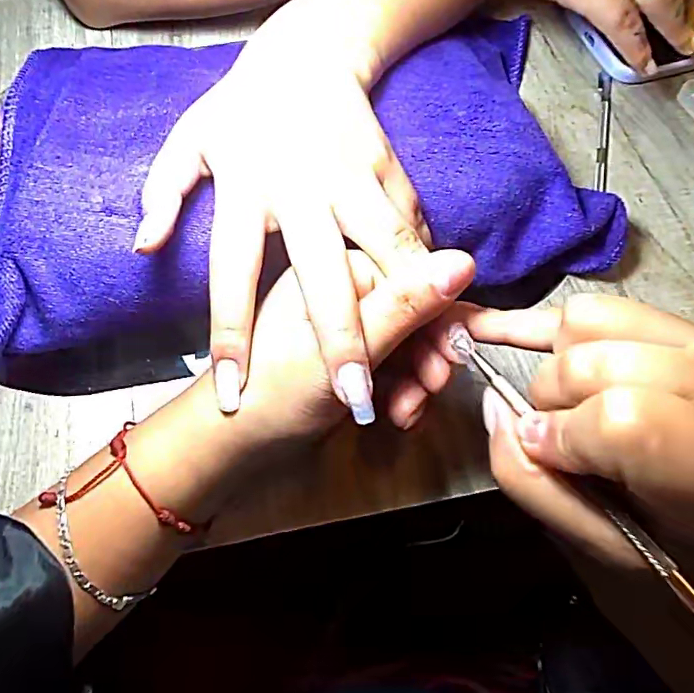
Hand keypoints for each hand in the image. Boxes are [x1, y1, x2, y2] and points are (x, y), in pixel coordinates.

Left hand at [134, 44, 433, 423]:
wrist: (306, 54)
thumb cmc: (238, 107)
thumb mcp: (188, 139)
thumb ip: (162, 192)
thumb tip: (143, 247)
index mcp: (244, 186)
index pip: (231, 270)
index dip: (230, 334)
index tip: (231, 390)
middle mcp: (301, 187)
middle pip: (320, 270)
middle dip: (336, 337)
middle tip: (347, 398)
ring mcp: (351, 178)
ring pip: (385, 250)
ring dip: (403, 310)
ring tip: (418, 368)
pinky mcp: (389, 171)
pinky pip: (411, 228)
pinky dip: (426, 273)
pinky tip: (439, 316)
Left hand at [230, 247, 474, 448]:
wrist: (234, 436)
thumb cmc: (272, 393)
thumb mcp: (344, 350)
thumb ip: (402, 306)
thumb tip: (459, 263)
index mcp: (327, 255)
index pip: (410, 271)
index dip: (437, 319)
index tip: (448, 358)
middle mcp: (333, 271)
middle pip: (411, 304)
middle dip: (427, 350)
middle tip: (429, 387)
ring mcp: (338, 304)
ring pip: (406, 331)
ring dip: (417, 372)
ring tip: (406, 407)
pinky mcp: (343, 335)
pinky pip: (391, 349)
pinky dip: (402, 380)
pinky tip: (398, 407)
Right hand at [462, 294, 693, 569]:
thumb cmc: (693, 564)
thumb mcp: (608, 553)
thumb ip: (534, 481)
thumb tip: (498, 406)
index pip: (630, 420)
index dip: (569, 432)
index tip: (550, 454)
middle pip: (594, 364)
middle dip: (554, 402)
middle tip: (564, 442)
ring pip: (586, 321)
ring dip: (556, 364)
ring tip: (573, 404)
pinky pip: (598, 305)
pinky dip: (537, 320)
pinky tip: (489, 327)